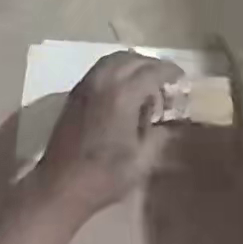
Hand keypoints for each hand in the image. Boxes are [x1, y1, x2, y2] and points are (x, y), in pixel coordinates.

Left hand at [34, 51, 182, 213]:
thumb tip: (170, 123)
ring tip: (147, 82)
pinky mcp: (77, 89)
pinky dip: (118, 67)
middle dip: (154, 67)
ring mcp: (88, 82)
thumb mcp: (141, 161)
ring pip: (117, 58)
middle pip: (135, 60)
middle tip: (167, 83)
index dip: (170, 72)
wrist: (61, 185)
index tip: (182, 78)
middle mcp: (105, 80)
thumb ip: (159, 136)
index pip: (152, 71)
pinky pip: (103, 66)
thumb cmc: (104, 177)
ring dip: (135, 64)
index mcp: (123, 95)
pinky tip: (125, 86)